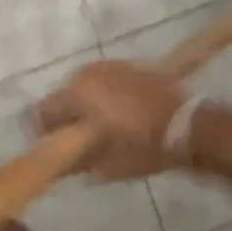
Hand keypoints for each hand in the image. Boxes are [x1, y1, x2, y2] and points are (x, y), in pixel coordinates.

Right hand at [35, 60, 193, 179]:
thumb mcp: (106, 165)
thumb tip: (59, 161)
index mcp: (74, 96)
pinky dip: (103, 94)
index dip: (44, 131)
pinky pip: (104, 80)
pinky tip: (117, 110)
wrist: (189, 126)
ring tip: (98, 123)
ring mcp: (107, 66)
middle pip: (62, 96)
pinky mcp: (127, 65)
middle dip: (65, 115)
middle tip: (77, 137)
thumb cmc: (142, 147)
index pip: (43, 112)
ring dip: (84, 103)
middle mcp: (84, 75)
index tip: (51, 146)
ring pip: (83, 86)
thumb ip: (75, 161)